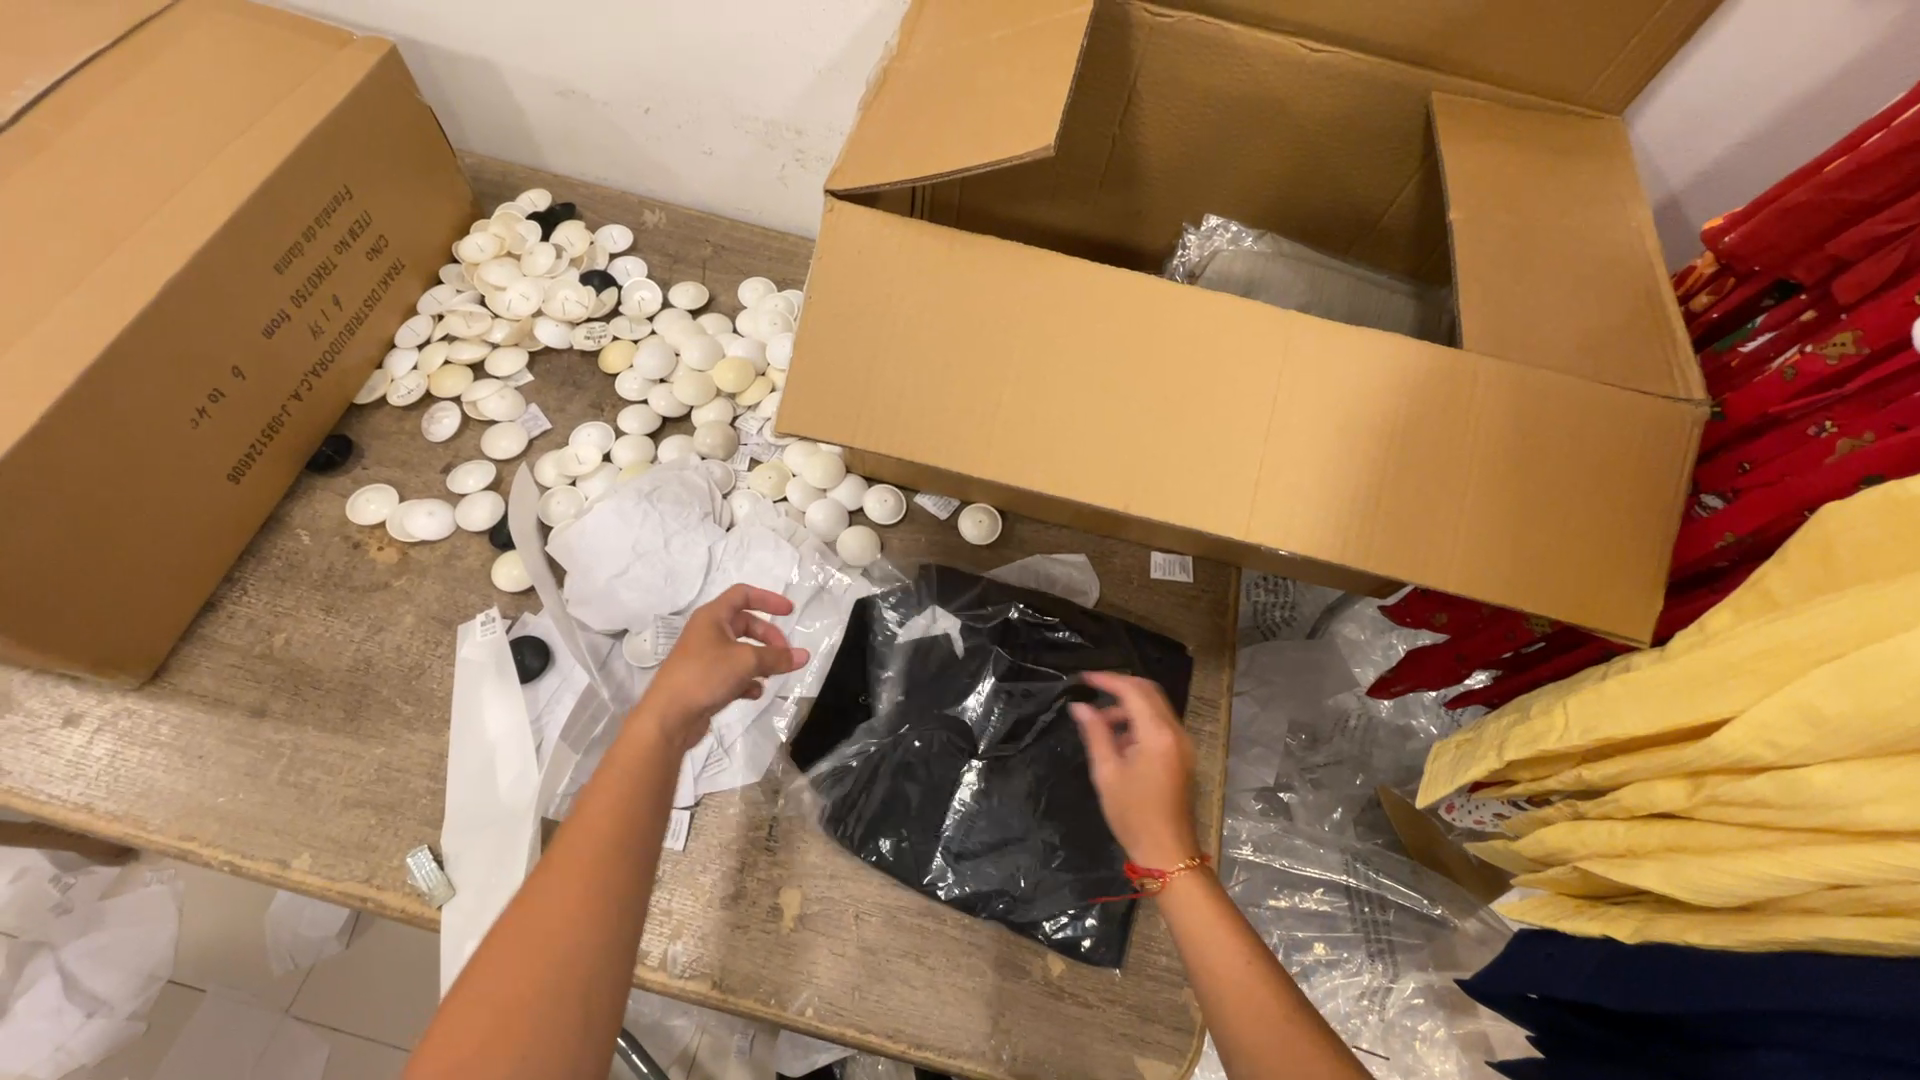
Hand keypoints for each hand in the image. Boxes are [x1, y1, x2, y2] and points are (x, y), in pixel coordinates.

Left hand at [633, 585, 809, 752]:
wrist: (668, 716)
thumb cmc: (705, 675)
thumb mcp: (747, 661)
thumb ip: (778, 657)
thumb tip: (804, 656)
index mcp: (712, 616)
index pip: (743, 595)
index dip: (768, 599)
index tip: (790, 612)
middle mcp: (708, 632)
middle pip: (746, 625)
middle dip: (769, 638)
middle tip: (786, 654)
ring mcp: (706, 657)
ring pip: (742, 651)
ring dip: (761, 661)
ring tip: (772, 675)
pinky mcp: (705, 680)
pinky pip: (734, 674)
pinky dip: (747, 681)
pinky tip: (754, 693)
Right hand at [1070, 672, 1200, 869]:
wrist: (1167, 851)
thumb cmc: (1133, 815)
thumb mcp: (1106, 773)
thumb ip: (1094, 733)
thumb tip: (1080, 707)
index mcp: (1157, 734)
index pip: (1133, 690)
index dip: (1107, 680)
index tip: (1083, 679)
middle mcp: (1176, 732)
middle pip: (1149, 692)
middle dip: (1120, 688)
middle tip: (1091, 693)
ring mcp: (1183, 744)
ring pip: (1156, 707)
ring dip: (1129, 707)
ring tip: (1100, 727)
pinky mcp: (1183, 755)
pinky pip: (1161, 725)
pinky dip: (1140, 722)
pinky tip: (1119, 741)